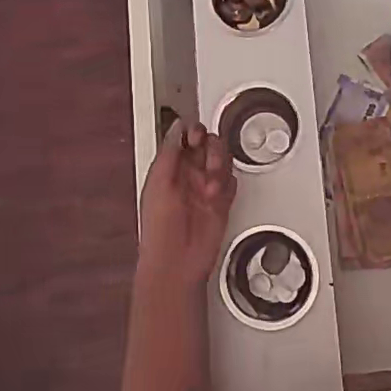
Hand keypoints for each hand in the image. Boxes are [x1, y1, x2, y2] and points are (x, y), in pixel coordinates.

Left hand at [138, 121, 235, 286]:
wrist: (177, 263)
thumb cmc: (160, 230)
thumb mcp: (159, 184)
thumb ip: (169, 153)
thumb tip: (177, 128)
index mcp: (169, 169)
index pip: (185, 139)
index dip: (193, 131)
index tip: (196, 136)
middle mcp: (188, 176)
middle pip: (208, 145)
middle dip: (212, 147)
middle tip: (209, 158)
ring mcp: (205, 189)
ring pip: (222, 161)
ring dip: (220, 167)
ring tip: (212, 185)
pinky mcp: (221, 203)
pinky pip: (232, 183)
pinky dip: (229, 184)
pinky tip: (220, 195)